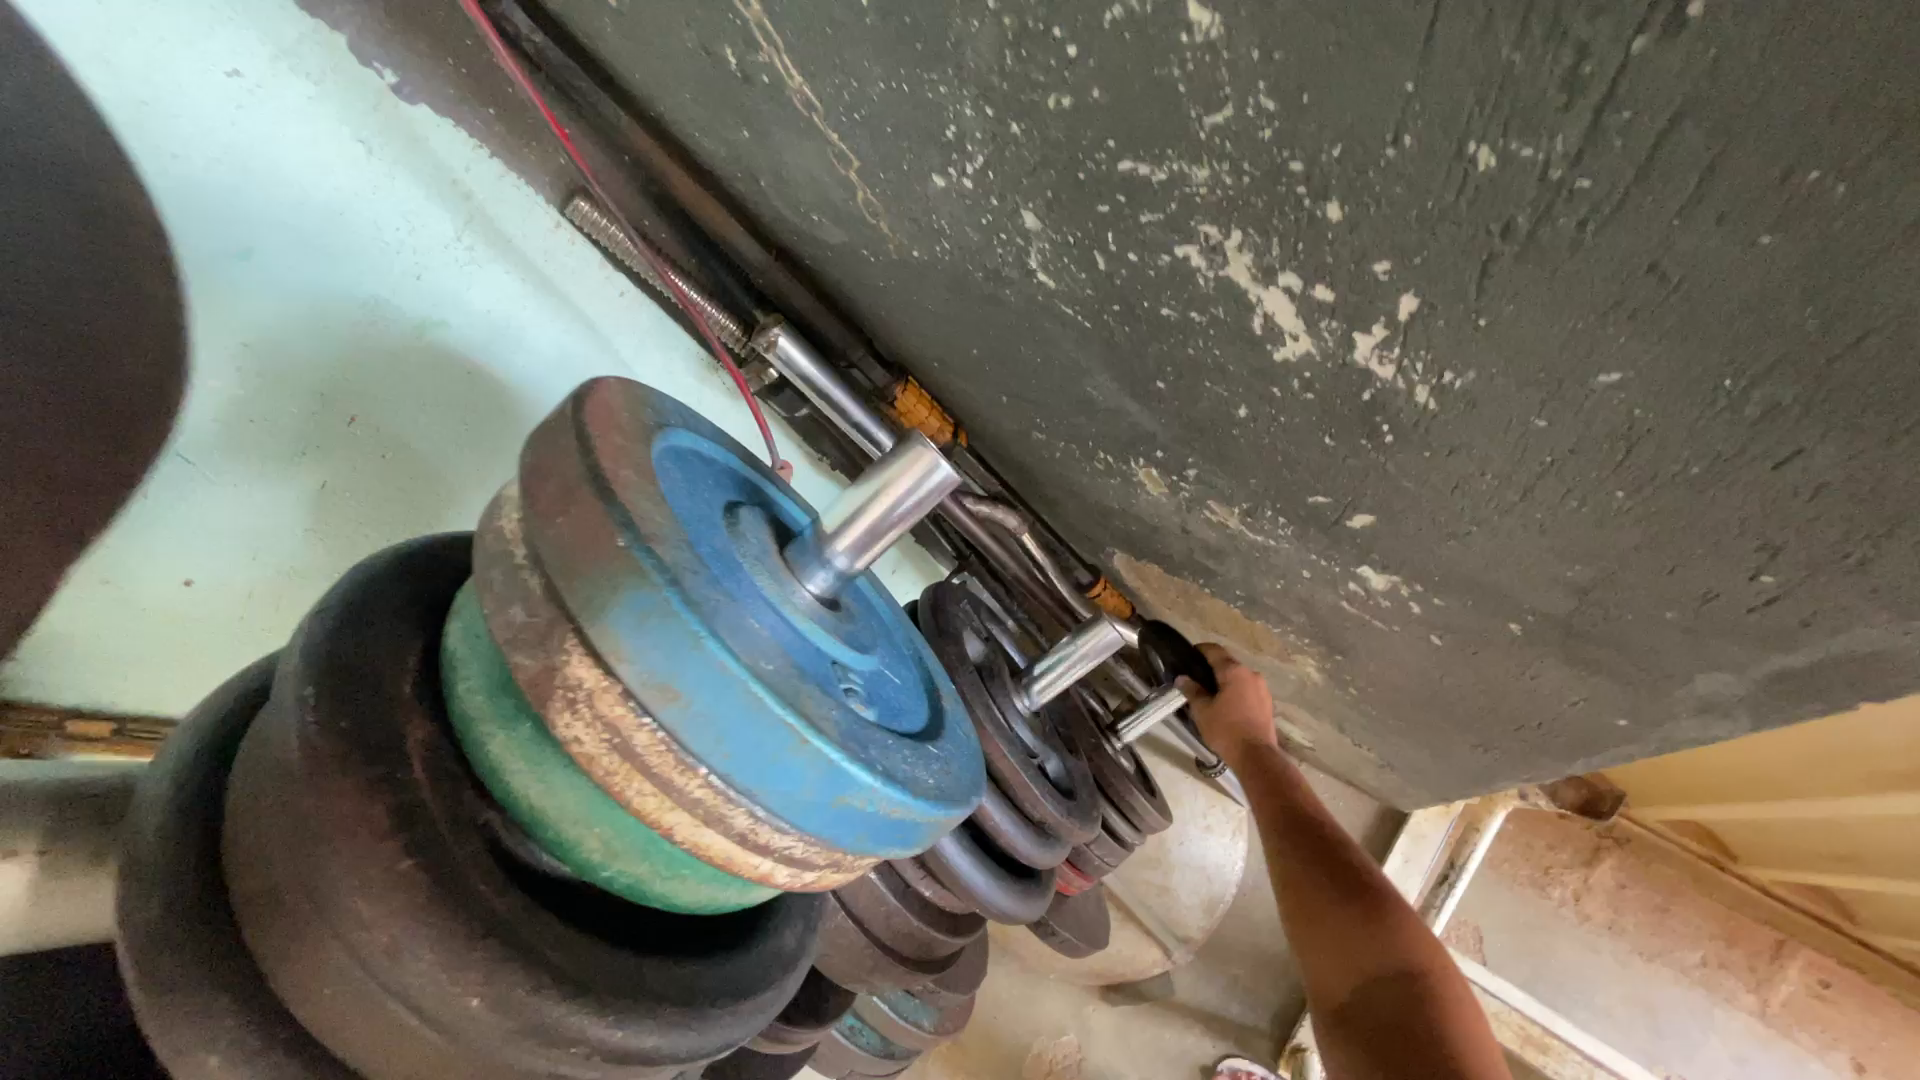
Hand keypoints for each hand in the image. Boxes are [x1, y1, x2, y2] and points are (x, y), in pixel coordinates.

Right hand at [1176, 643, 1277, 766]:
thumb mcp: (1202, 710)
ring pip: (1239, 678)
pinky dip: (1236, 692)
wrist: (1256, 756)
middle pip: (1228, 664)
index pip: (1215, 650)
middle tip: (1196, 678)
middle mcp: (1251, 674)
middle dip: (1212, 668)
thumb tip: (1182, 678)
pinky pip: (1248, 690)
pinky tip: (1226, 706)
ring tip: (1210, 694)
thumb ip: (1192, 691)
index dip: (1200, 649)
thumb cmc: (1226, 730)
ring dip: (1225, 681)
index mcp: (1234, 672)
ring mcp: (1262, 689)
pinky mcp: (1267, 703)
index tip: (1189, 654)